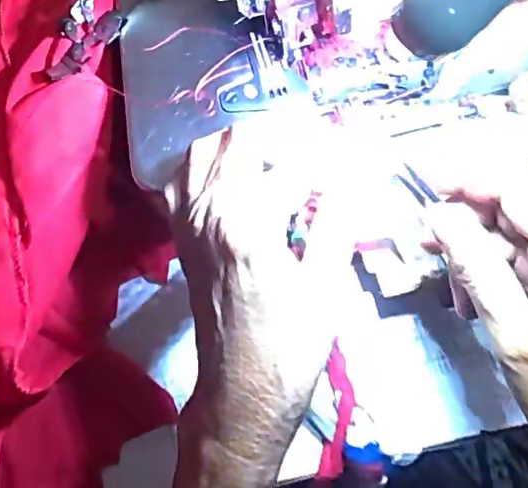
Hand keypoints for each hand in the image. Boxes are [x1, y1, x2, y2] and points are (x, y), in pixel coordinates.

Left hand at [168, 124, 356, 487]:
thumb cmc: (289, 346)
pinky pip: (180, 175)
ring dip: (239, 143)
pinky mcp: (178, 229)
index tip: (349, 154)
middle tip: (310, 150)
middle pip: (240, 140)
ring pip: (204, 148)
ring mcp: (187, 216)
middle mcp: (210, 208)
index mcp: (249, 223)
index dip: (326, 157)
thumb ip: (335, 224)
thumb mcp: (326, 289)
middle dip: (280, 136)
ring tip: (272, 157)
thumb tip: (350, 180)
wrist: (239, 390)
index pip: (292, 166)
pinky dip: (204, 163)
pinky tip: (228, 174)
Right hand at [421, 164, 527, 487]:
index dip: (464, 184)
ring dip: (476, 259)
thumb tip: (437, 212)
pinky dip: (494, 277)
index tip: (421, 178)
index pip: (515, 197)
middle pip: (511, 218)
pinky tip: (474, 299)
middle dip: (466, 232)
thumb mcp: (516, 337)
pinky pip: (525, 265)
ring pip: (512, 242)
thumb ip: (475, 266)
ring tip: (453, 289)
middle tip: (427, 247)